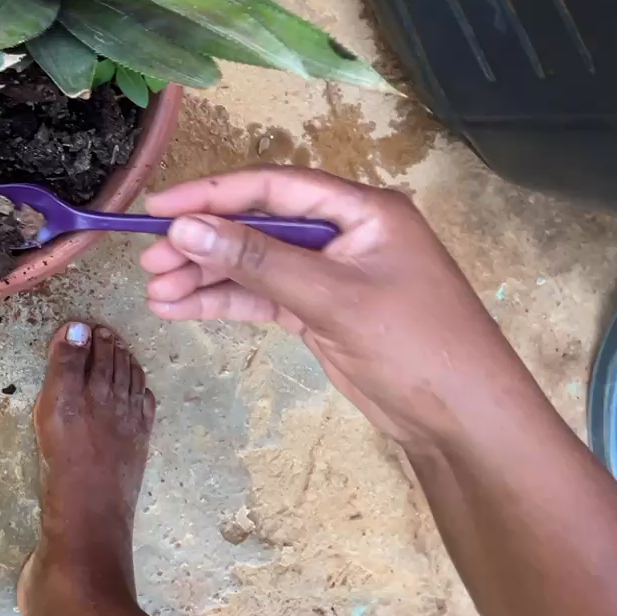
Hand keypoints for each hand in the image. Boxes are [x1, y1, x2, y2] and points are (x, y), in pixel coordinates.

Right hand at [138, 167, 540, 446]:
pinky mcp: (312, 308)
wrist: (465, 427)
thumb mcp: (331, 298)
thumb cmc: (416, 347)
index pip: (271, 188)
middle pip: (252, 226)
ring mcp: (323, 272)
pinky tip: (178, 310)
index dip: (211, 194)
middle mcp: (337, 234)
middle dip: (199, 244)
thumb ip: (255, 259)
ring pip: (247, 263)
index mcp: (358, 211)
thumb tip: (183, 228)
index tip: (158, 208)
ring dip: (201, 277)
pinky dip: (218, 301)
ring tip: (156, 294)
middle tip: (151, 262)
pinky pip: (255, 295)